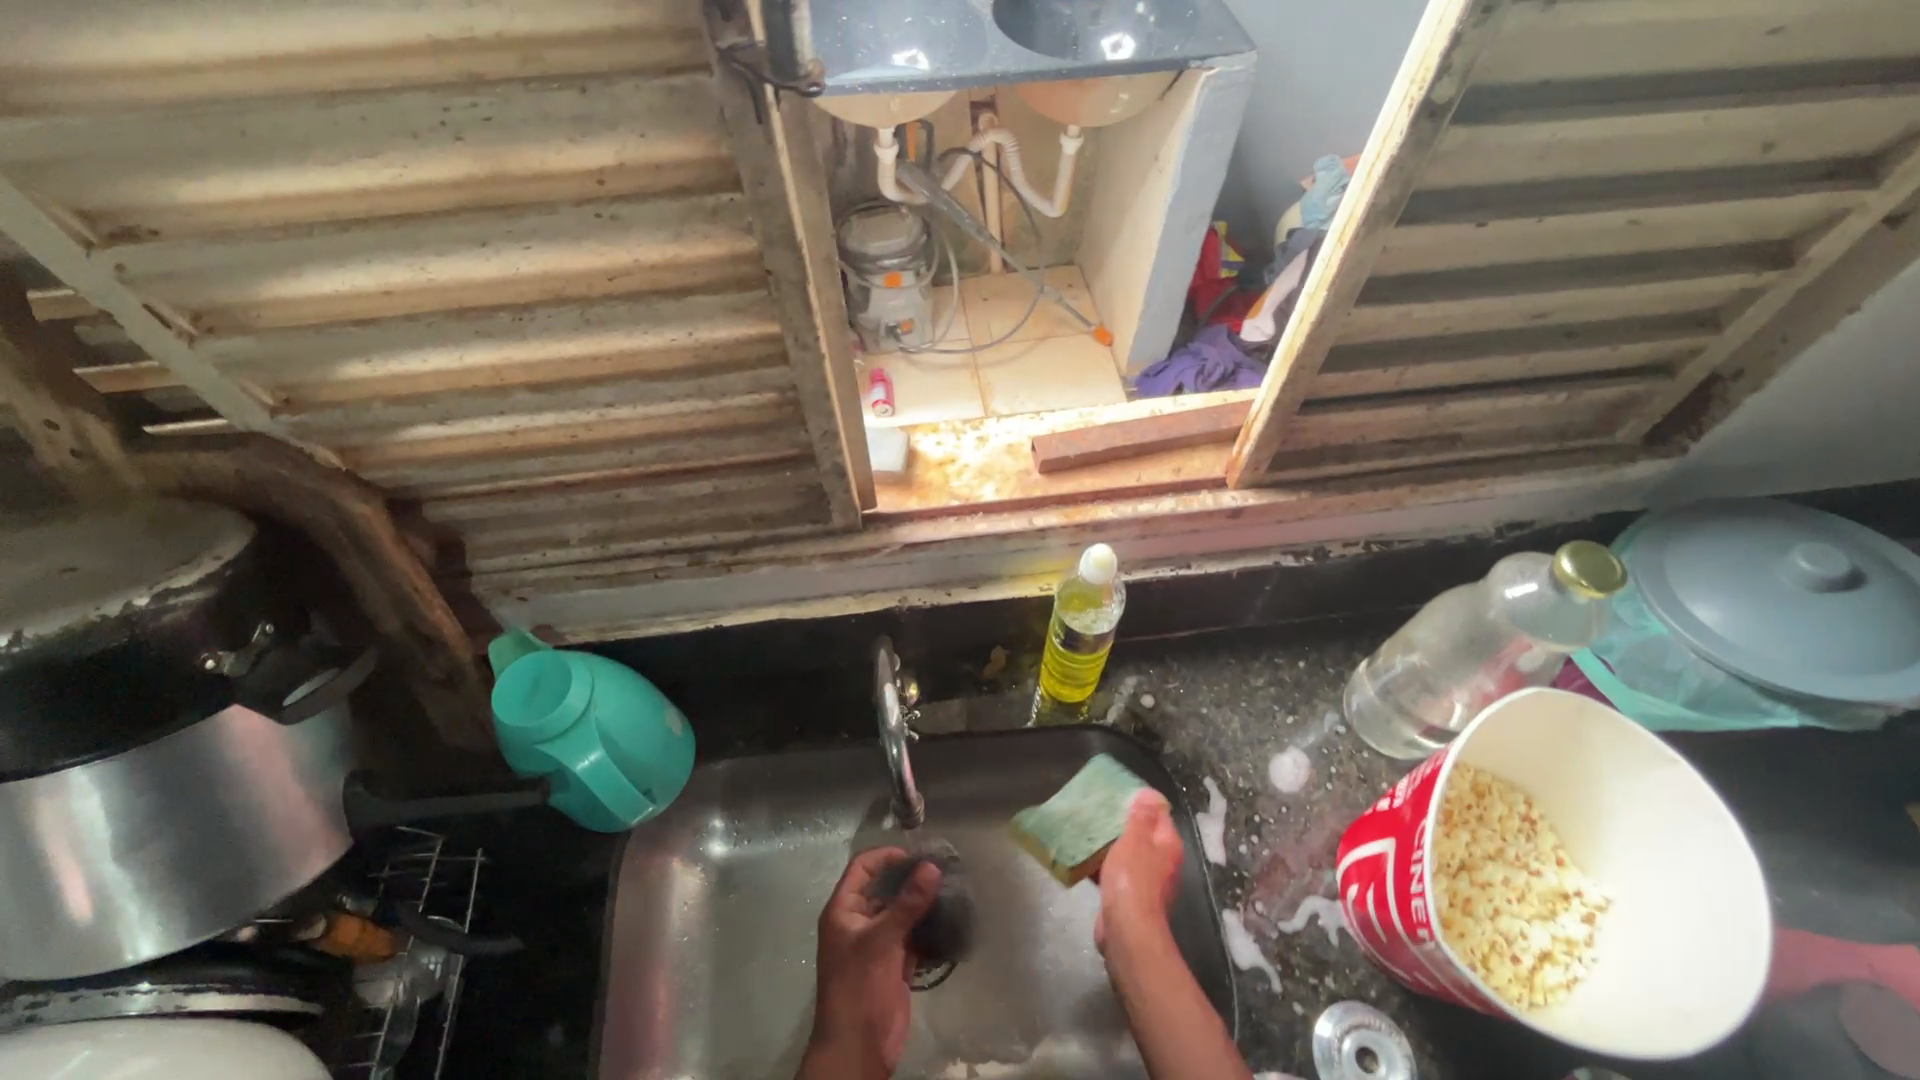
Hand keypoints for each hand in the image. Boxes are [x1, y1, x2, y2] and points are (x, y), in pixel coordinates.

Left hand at [803, 847, 941, 1077]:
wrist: (858, 1046)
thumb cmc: (859, 987)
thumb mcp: (881, 940)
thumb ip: (908, 903)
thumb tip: (932, 866)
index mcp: (843, 910)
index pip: (862, 868)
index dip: (887, 857)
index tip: (918, 855)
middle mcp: (859, 922)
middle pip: (885, 889)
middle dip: (911, 878)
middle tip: (944, 869)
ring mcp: (878, 944)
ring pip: (901, 912)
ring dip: (923, 903)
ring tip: (953, 890)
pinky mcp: (895, 964)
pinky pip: (913, 936)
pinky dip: (929, 928)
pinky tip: (952, 920)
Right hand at [1094, 790, 1183, 952]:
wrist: (1126, 928)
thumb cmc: (1132, 878)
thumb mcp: (1135, 839)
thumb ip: (1142, 816)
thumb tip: (1150, 793)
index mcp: (1169, 845)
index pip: (1160, 815)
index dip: (1142, 803)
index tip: (1119, 793)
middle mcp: (1163, 863)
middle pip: (1144, 836)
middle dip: (1123, 825)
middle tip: (1100, 811)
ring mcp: (1147, 883)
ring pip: (1129, 856)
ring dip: (1112, 846)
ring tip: (1089, 831)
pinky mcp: (1130, 898)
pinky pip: (1116, 874)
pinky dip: (1104, 866)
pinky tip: (1085, 860)